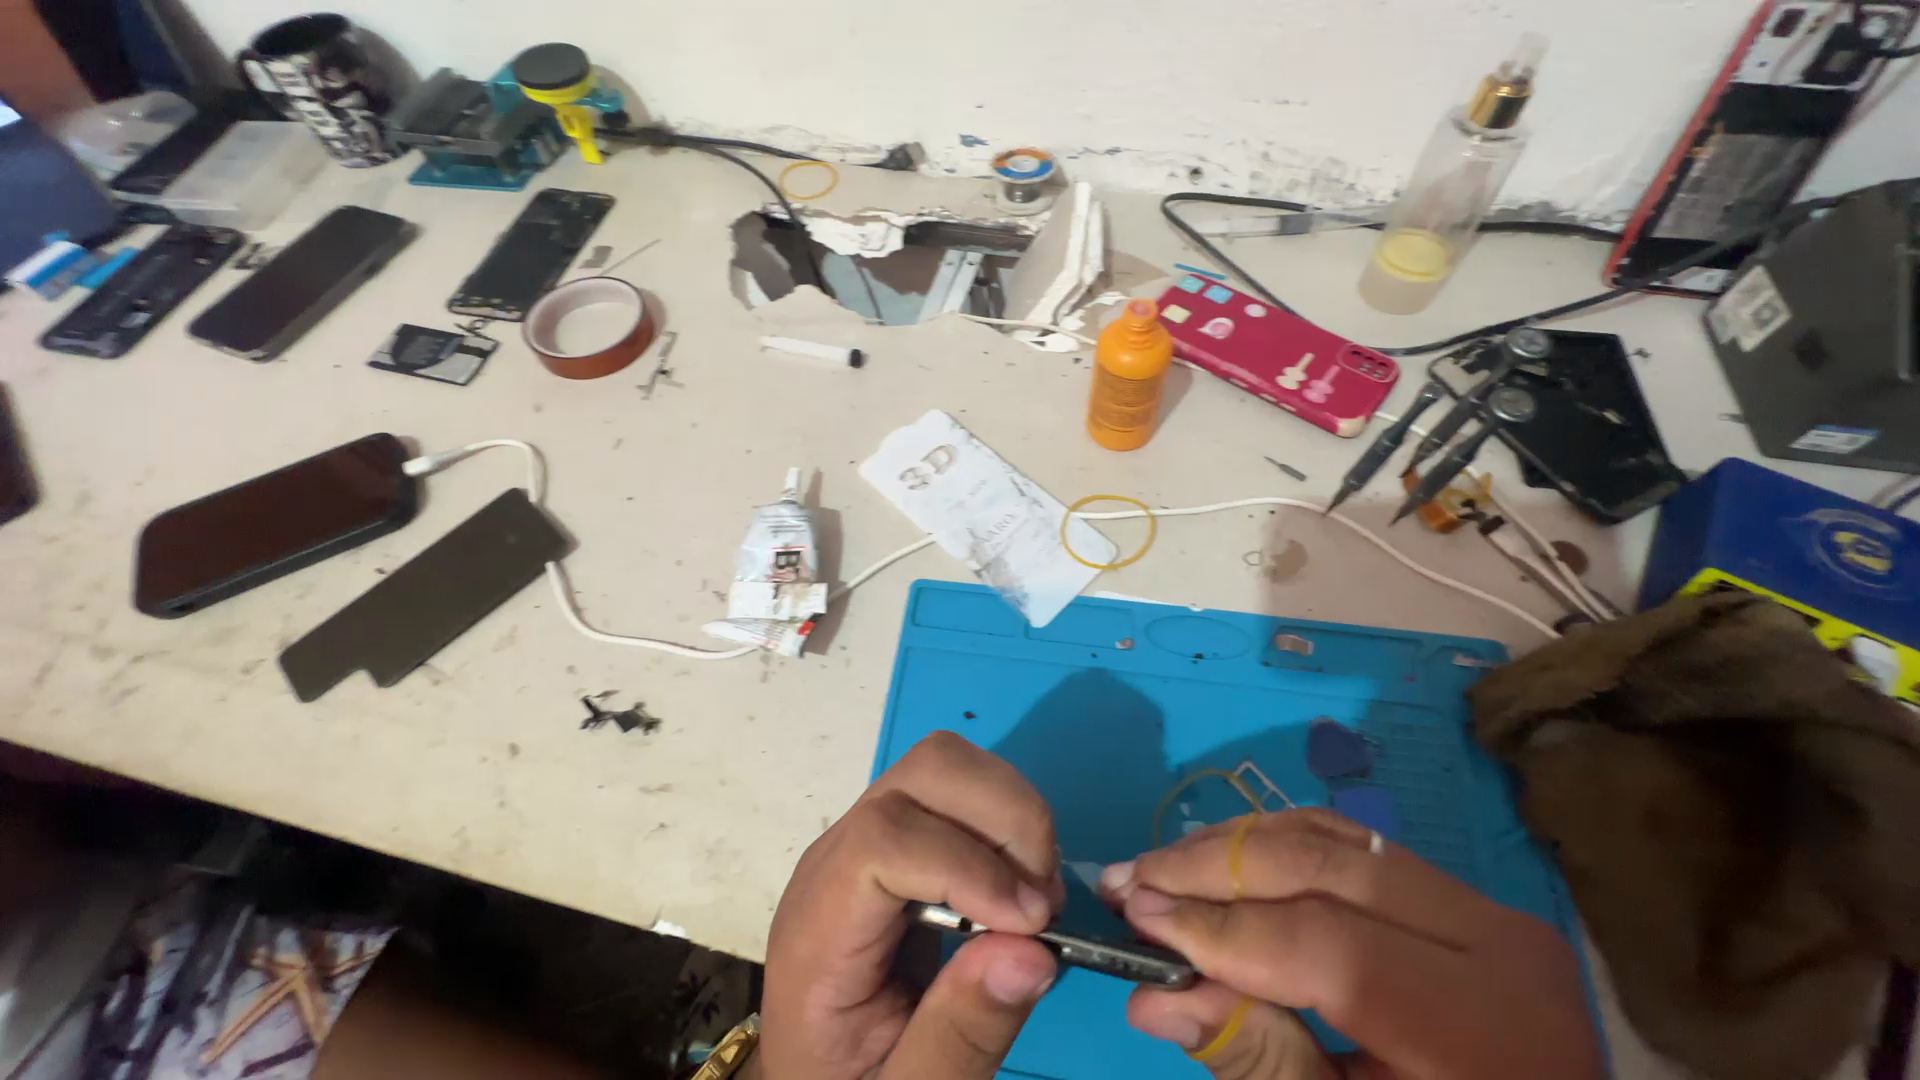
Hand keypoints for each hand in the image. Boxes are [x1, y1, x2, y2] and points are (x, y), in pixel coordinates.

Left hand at [759, 733, 1063, 1079]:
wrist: (815, 1068)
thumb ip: (960, 1033)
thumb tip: (1033, 950)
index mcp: (819, 925)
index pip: (882, 840)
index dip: (965, 865)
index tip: (1030, 924)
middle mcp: (838, 855)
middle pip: (924, 772)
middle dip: (1005, 821)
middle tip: (1042, 907)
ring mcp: (867, 831)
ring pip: (947, 762)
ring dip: (1013, 814)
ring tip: (1035, 895)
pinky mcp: (898, 830)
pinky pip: (958, 786)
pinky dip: (1008, 817)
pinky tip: (1019, 882)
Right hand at [1102, 809, 1605, 1079]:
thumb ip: (1259, 1060)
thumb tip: (1152, 996)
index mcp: (1490, 1026)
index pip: (1328, 945)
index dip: (1222, 929)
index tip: (1135, 917)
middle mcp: (1496, 938)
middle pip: (1323, 868)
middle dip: (1211, 868)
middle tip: (1128, 878)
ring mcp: (1480, 904)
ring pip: (1330, 837)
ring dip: (1231, 845)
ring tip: (1157, 866)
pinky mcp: (1455, 892)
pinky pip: (1348, 844)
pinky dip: (1272, 844)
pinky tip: (1218, 860)